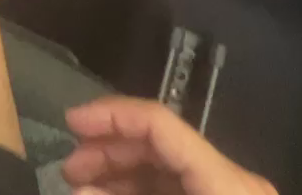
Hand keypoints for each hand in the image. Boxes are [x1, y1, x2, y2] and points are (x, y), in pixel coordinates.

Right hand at [63, 97, 275, 194]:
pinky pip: (176, 190)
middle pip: (159, 143)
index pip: (159, 122)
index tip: (70, 123)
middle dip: (109, 151)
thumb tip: (77, 188)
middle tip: (69, 171)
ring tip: (84, 187)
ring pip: (165, 167)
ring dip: (121, 172)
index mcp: (226, 181)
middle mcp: (232, 180)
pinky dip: (142, 191)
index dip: (110, 115)